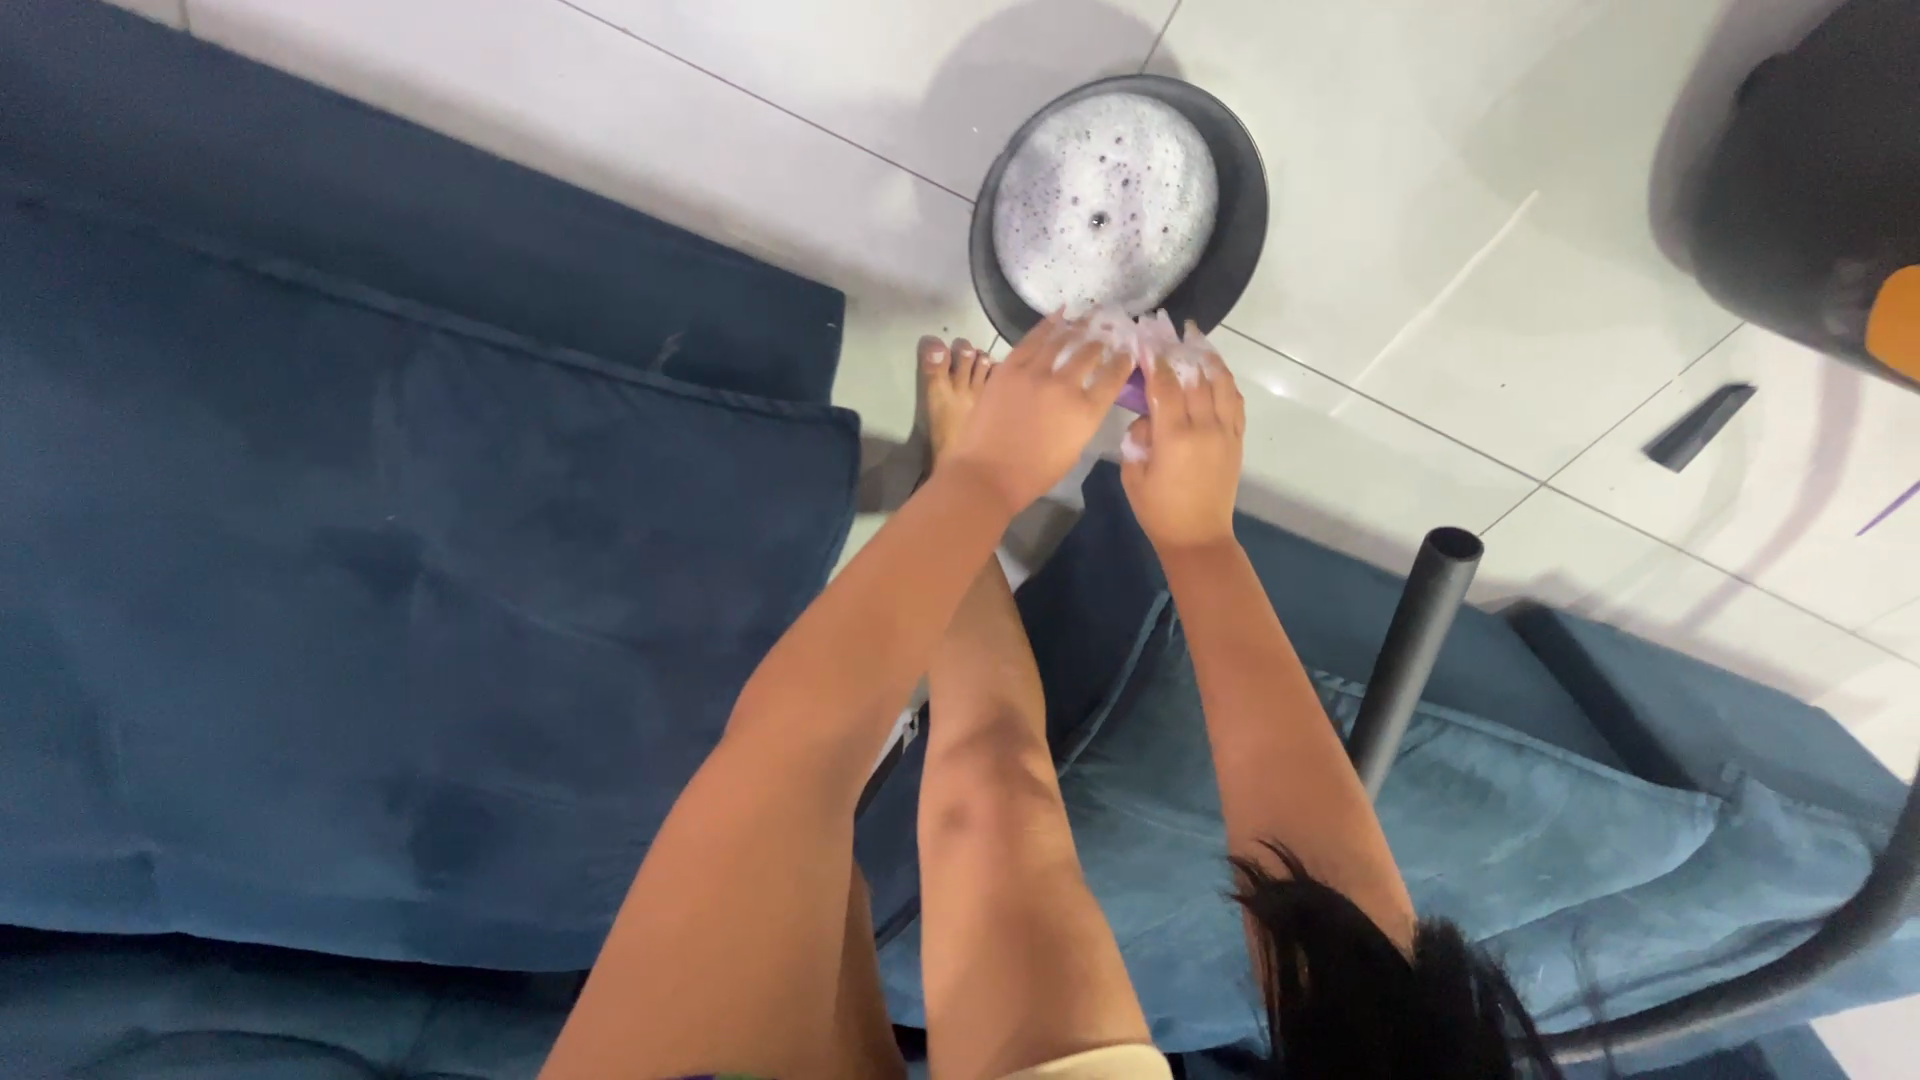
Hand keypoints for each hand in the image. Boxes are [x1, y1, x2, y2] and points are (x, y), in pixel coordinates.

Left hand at [936, 311, 1133, 513]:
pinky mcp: (1009, 368)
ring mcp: (1035, 373)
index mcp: (1086, 413)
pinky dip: (1048, 324)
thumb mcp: (1073, 449)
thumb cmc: (1033, 474)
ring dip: (1079, 326)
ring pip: (1063, 339)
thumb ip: (1083, 419)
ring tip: (1089, 317)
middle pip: (1090, 352)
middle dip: (1103, 339)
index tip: (1128, 351)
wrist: (988, 474)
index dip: (1124, 360)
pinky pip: (1033, 339)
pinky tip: (1059, 315)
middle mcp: (1065, 386)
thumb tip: (1085, 400)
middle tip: (1110, 328)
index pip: (1114, 376)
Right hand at [1120, 318, 1244, 552]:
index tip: (1145, 337)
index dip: (1154, 359)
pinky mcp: (1236, 439)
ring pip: (1220, 383)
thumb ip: (1138, 439)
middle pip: (1195, 377)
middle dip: (1179, 350)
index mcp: (1176, 437)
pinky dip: (1224, 380)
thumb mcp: (1134, 474)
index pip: (1165, 386)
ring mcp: (1226, 432)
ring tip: (1194, 337)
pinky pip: (1234, 401)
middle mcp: (1205, 427)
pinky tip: (1214, 368)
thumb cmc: (1158, 511)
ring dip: (1207, 357)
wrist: (1198, 537)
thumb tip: (1148, 418)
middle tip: (1166, 328)